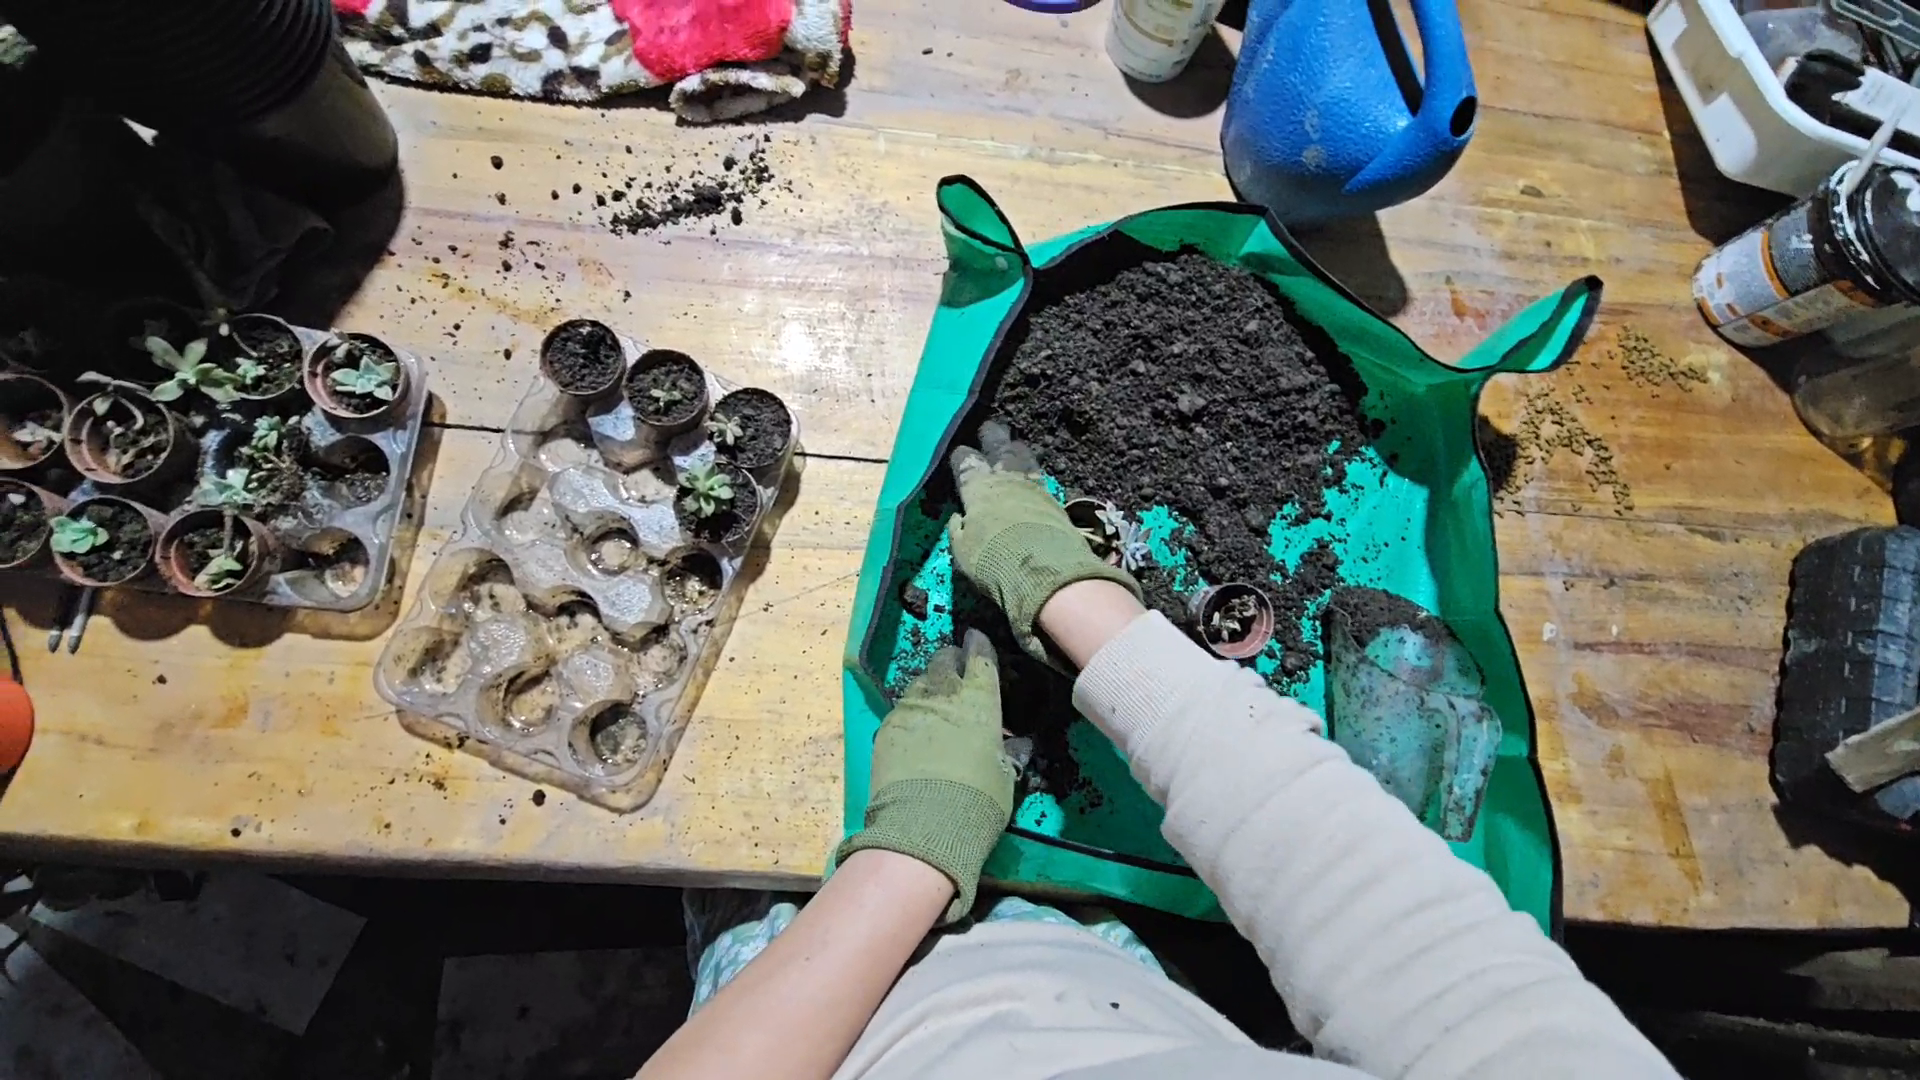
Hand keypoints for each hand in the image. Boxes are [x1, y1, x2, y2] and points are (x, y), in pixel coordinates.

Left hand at [836, 629, 1015, 923]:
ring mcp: (910, 708)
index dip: (979, 644)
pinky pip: (903, 710)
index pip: (980, 656)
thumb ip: (1011, 753)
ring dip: (931, 687)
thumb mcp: (1005, 777)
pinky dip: (913, 713)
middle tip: (958, 670)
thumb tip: (1019, 742)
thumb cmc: (977, 799)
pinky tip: (917, 731)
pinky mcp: (886, 727)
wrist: (924, 825)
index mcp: (978, 700)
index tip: (977, 638)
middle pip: (945, 660)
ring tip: (937, 703)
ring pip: (920, 682)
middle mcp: (942, 694)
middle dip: (953, 660)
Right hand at [946, 421, 1142, 663]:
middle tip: (990, 428)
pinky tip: (1033, 477)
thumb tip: (960, 519)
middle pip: (999, 447)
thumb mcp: (963, 551)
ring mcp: (1034, 487)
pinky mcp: (1055, 501)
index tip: (960, 453)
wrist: (1042, 569)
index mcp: (978, 488)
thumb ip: (960, 531)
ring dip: (1017, 450)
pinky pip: (1041, 479)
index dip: (961, 456)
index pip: (966, 463)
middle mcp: (1006, 480)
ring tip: (1014, 445)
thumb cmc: (992, 559)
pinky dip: (1034, 475)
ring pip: (1024, 458)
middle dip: (992, 436)